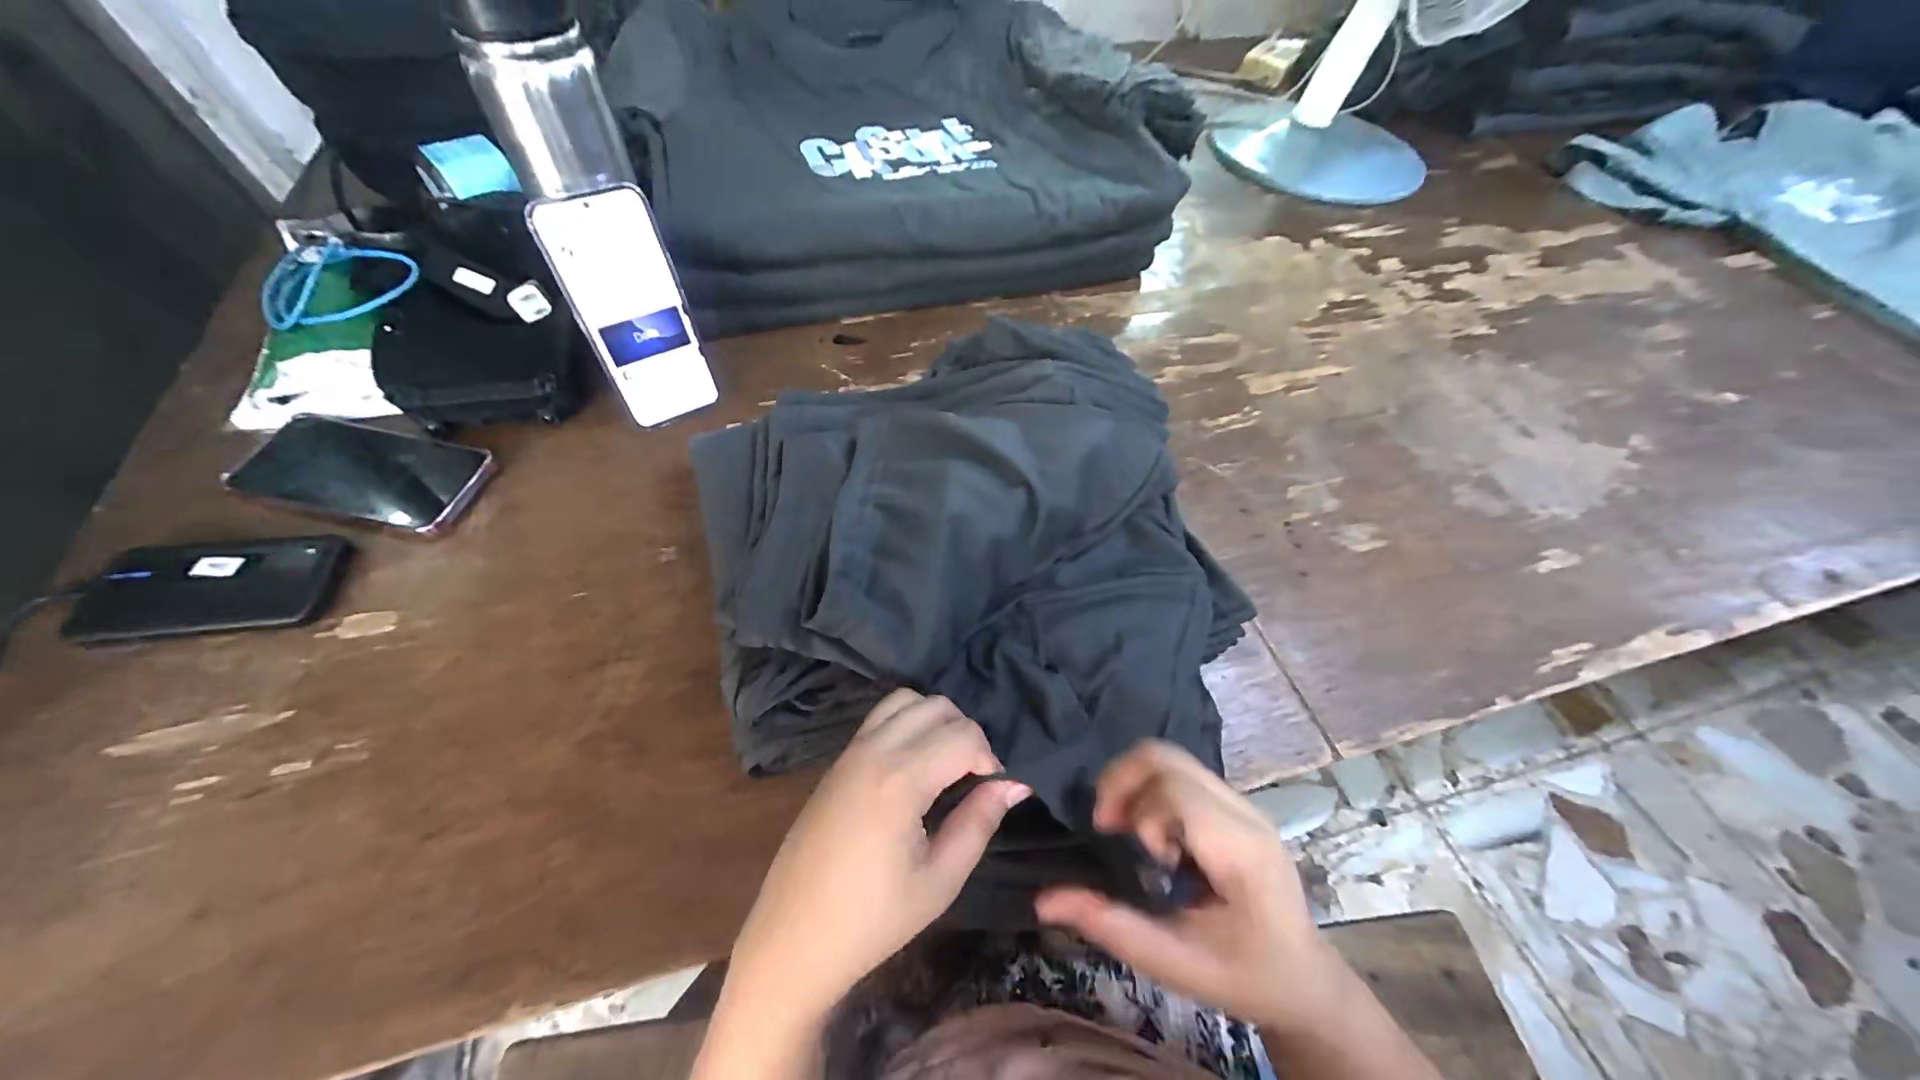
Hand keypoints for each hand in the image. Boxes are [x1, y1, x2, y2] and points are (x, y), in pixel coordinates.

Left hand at [724, 689, 1030, 1023]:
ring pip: (904, 701)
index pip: (963, 734)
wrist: (792, 939)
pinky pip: (879, 719)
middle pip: (936, 706)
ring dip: (934, 720)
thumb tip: (1014, 784)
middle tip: (973, 778)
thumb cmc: (872, 920)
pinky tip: (914, 767)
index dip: (990, 757)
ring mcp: (849, 753)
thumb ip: (979, 822)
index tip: (994, 791)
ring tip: (945, 765)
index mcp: (899, 780)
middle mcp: (873, 751)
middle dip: (966, 733)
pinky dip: (907, 724)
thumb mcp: (940, 880)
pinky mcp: (836, 763)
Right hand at [1034, 740, 1340, 1032]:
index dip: (1137, 809)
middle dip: (1122, 781)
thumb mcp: (1173, 963)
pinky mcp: (1234, 805)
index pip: (1176, 790)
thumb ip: (1110, 925)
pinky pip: (1181, 772)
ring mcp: (1243, 804)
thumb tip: (1043, 900)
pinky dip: (1150, 788)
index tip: (1120, 844)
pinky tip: (1149, 832)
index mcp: (1240, 851)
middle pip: (1168, 758)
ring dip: (1134, 783)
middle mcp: (1245, 813)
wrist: (1305, 980)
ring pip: (1172, 758)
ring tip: (1125, 828)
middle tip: (1108, 825)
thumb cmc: (1243, 976)